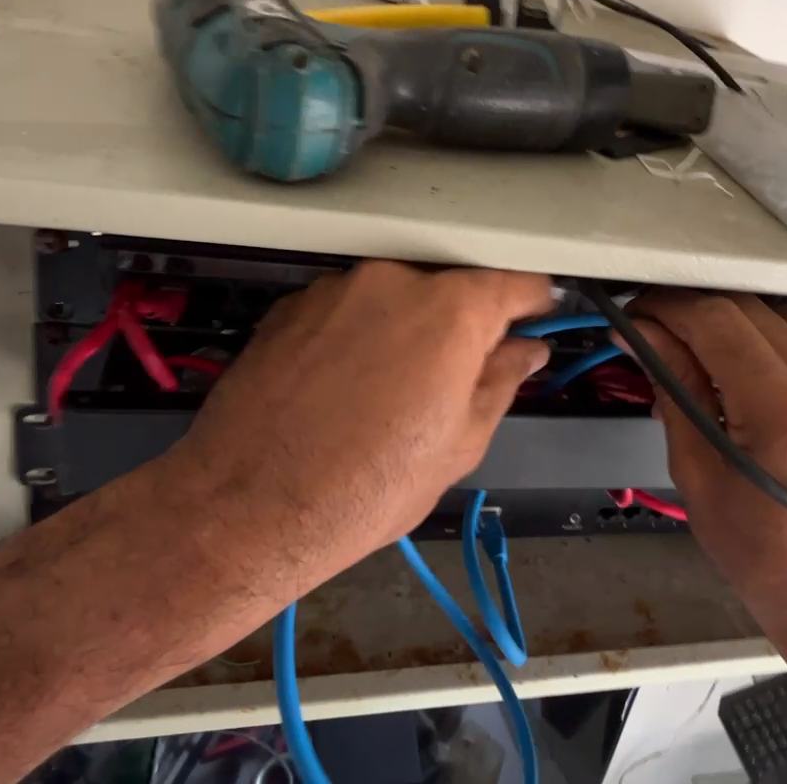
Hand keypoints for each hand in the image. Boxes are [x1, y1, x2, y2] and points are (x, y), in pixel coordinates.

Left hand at [164, 260, 551, 593]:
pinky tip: (345, 387)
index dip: (533, 302)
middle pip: (450, 288)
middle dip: (462, 325)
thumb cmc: (365, 486)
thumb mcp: (460, 444)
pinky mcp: (293, 305)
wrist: (249, 505)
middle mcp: (395, 281)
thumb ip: (501, 382)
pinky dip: (358, 334)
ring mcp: (338, 289)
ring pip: (395, 298)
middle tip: (455, 380)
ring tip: (388, 393)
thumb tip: (523, 352)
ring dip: (406, 329)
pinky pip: (347, 309)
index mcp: (452, 310)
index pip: (514, 283)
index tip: (537, 316)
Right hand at [621, 291, 786, 627]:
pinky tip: (737, 356)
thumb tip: (642, 334)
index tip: (635, 315)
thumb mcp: (696, 471)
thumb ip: (674, 387)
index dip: (668, 308)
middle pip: (745, 307)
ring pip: (775, 309)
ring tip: (692, 345)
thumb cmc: (757, 548)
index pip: (717, 321)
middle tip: (652, 330)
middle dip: (690, 309)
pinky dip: (763, 331)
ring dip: (728, 317)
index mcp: (786, 413)